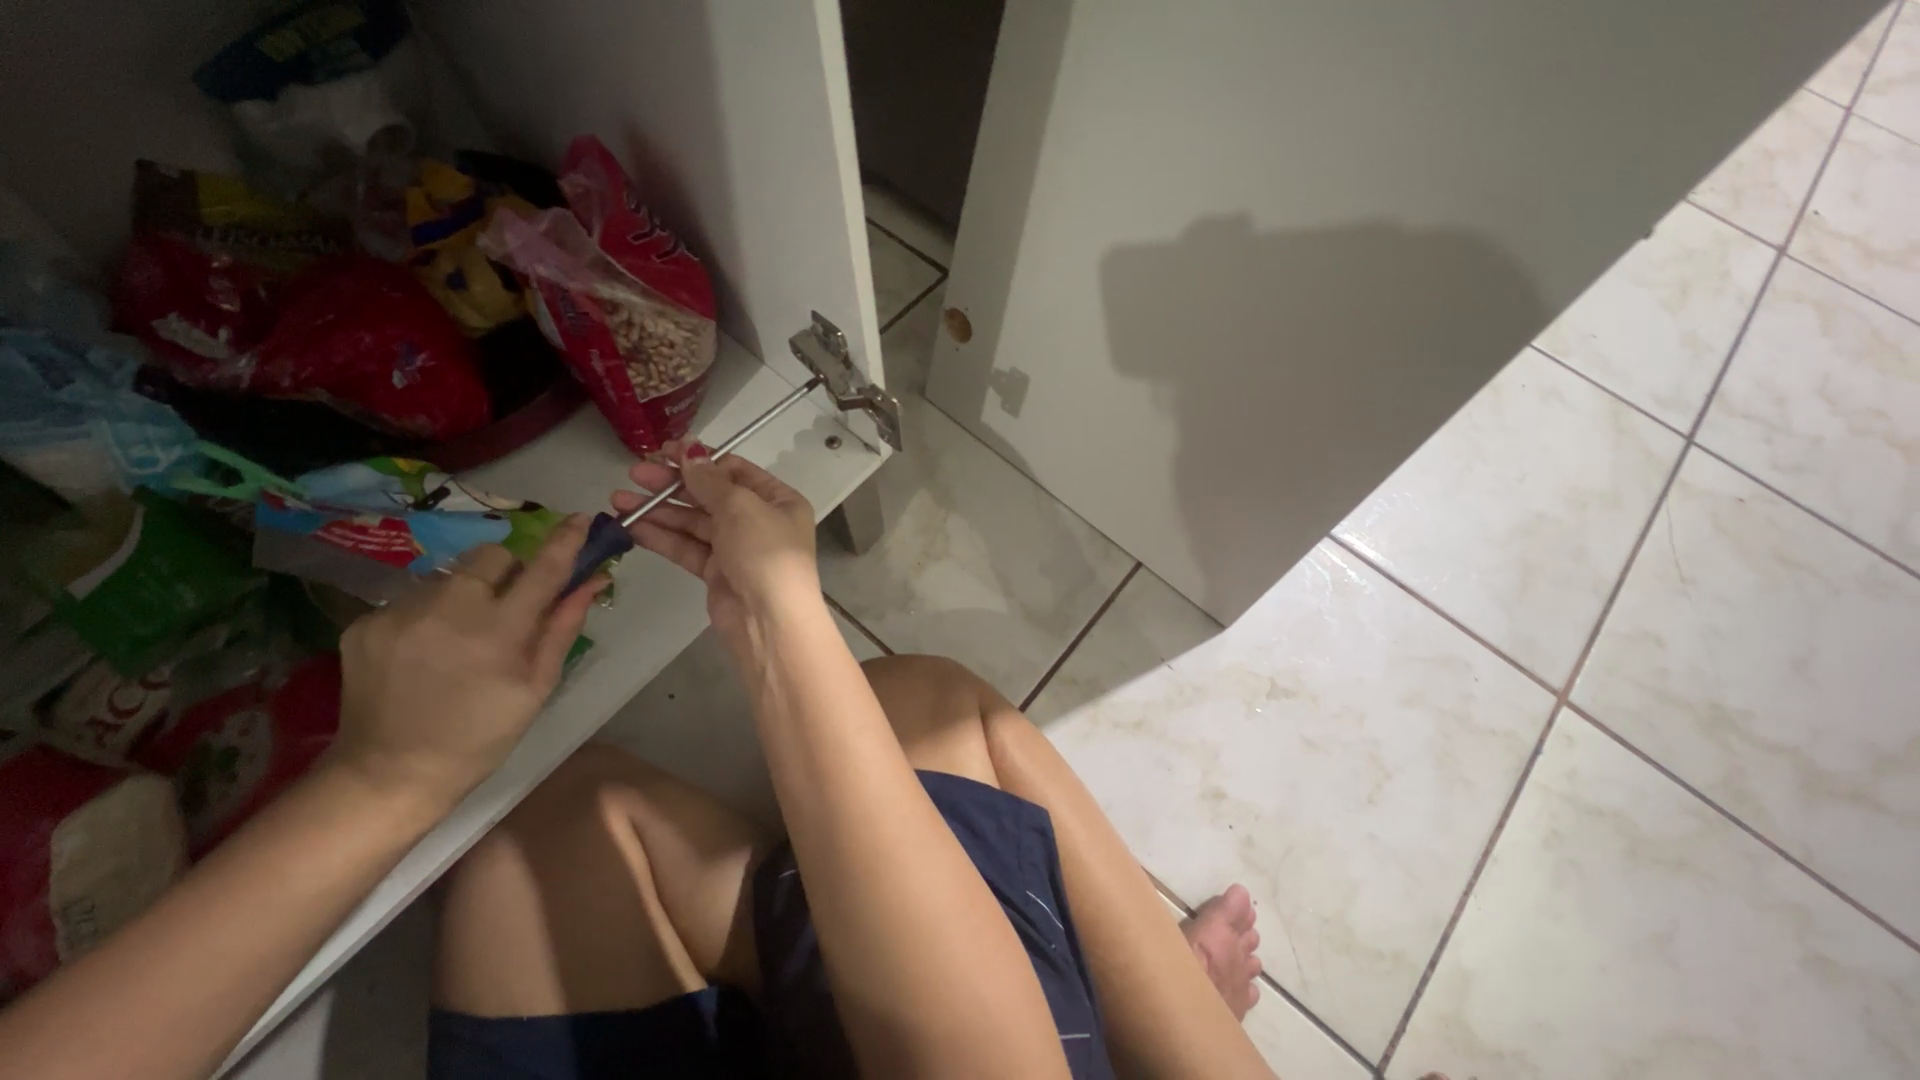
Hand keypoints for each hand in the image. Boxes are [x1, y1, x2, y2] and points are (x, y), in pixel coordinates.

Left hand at [328, 515, 607, 808]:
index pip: (542, 569)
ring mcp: (400, 613)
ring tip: (459, 641)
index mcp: (498, 631)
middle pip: (490, 557)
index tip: (581, 518)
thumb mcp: (535, 688)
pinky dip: (428, 617)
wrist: (390, 772)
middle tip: (508, 609)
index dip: (565, 541)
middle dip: (507, 572)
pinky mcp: (365, 622)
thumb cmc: (480, 736)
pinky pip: (412, 600)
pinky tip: (425, 653)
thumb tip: (592, 582)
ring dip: (465, 596)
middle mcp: (448, 609)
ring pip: (449, 578)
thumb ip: (562, 628)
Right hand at [612, 439, 819, 652]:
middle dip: (672, 485)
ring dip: (659, 510)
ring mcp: (737, 548)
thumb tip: (690, 450)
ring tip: (619, 500)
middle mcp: (760, 521)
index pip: (735, 471)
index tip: (663, 450)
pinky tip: (632, 526)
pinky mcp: (717, 573)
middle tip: (634, 473)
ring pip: (694, 522)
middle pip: (710, 495)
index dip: (699, 459)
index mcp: (778, 500)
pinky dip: (661, 537)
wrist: (770, 620)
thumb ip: (709, 480)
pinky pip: (687, 548)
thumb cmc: (765, 552)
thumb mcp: (740, 506)